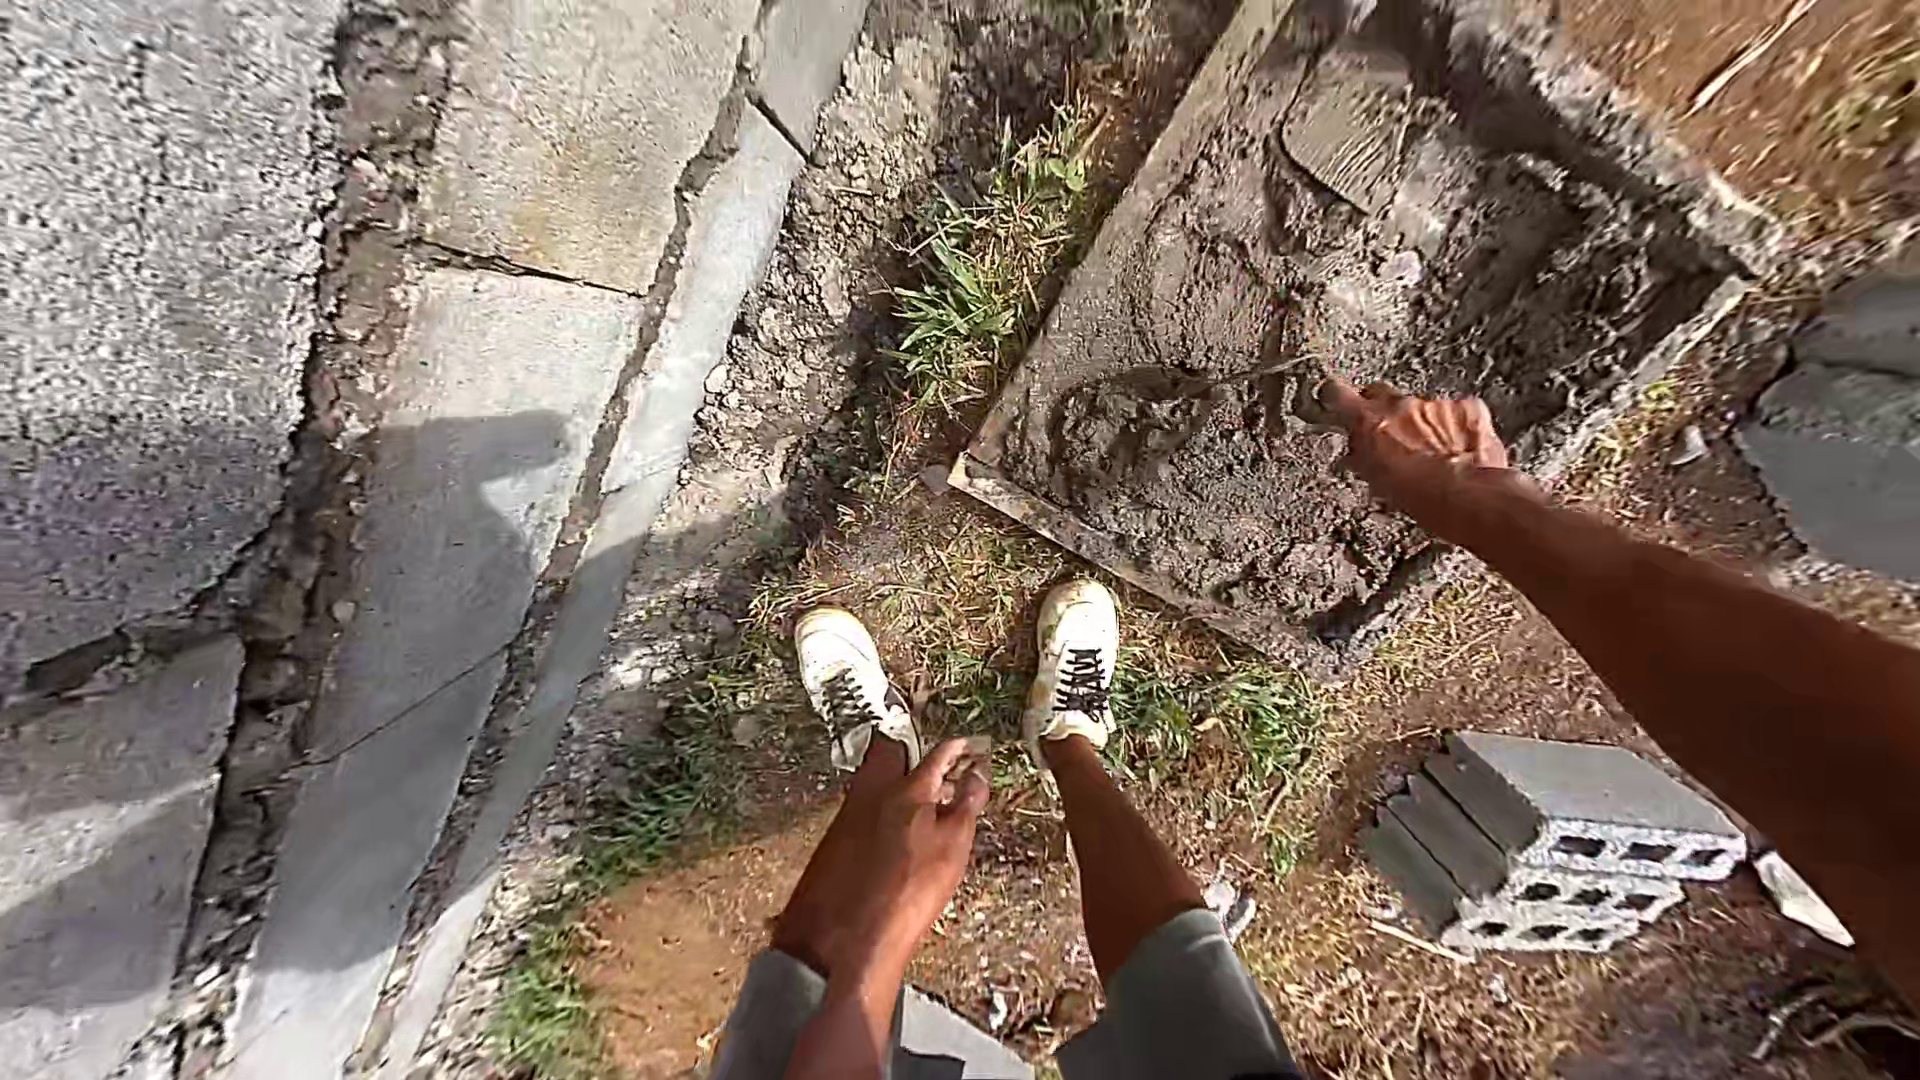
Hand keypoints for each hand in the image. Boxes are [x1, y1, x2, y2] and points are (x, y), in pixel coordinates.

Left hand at [772, 738, 989, 983]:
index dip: (956, 748)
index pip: (937, 754)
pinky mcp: (836, 837)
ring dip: (897, 781)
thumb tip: (977, 774)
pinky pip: (863, 806)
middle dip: (912, 750)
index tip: (966, 746)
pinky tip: (895, 833)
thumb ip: (967, 803)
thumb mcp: (952, 846)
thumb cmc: (904, 891)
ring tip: (921, 801)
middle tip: (934, 765)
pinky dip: (882, 808)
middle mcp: (873, 790)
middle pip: (892, 751)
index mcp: (907, 787)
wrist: (846, 938)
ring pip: (875, 778)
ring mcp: (850, 811)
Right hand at [1320, 376, 1539, 542]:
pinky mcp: (1467, 408)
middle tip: (1385, 433)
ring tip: (1429, 454)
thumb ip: (1360, 455)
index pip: (1337, 393)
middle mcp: (1399, 405)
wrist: (1464, 494)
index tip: (1334, 398)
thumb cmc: (1415, 493)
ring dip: (1420, 424)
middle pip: (1380, 394)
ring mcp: (1435, 404)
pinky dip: (1453, 427)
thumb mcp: (1372, 478)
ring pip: (1420, 407)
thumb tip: (1356, 453)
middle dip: (1380, 409)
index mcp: (1367, 421)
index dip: (1334, 395)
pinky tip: (1455, 449)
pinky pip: (1454, 411)